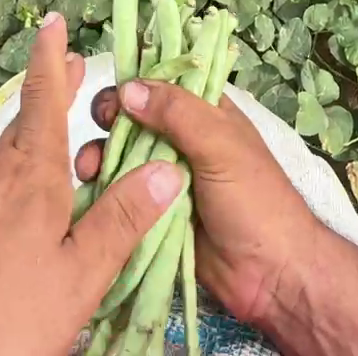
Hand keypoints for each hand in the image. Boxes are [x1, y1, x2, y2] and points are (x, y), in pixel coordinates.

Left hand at [0, 13, 185, 355]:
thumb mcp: (75, 278)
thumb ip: (119, 222)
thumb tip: (166, 169)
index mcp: (30, 176)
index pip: (44, 98)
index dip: (52, 57)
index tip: (54, 20)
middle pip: (25, 125)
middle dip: (51, 97)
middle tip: (73, 73)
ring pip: (1, 163)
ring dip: (29, 150)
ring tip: (53, 160)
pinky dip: (2, 191)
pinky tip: (5, 223)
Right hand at [75, 78, 327, 328]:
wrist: (269, 276)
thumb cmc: (254, 199)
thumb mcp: (219, 144)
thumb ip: (176, 113)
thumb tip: (127, 88)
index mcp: (202, 112)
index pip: (161, 83)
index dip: (134, 81)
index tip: (111, 90)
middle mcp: (180, 138)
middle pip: (134, 117)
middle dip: (110, 117)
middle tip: (98, 125)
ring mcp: (163, 176)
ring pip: (121, 153)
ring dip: (100, 152)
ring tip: (88, 166)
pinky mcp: (151, 210)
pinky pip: (120, 191)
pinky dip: (102, 186)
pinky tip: (88, 188)